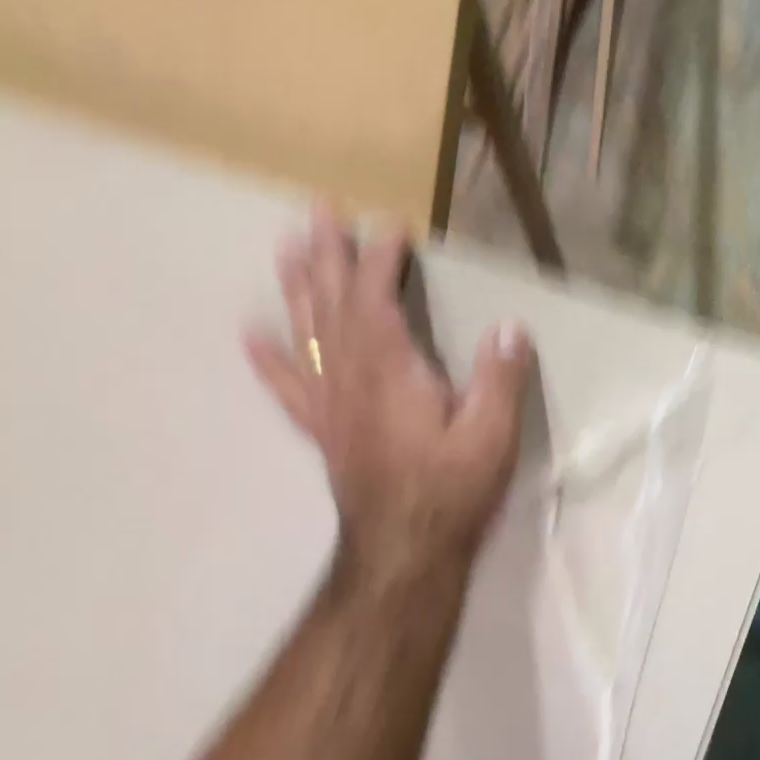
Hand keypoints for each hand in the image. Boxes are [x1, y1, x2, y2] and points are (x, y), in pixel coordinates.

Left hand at [244, 205, 535, 568]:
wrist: (404, 551)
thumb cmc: (452, 493)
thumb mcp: (493, 437)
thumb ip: (500, 380)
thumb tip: (509, 328)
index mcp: (391, 372)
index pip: (377, 299)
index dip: (380, 259)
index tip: (389, 225)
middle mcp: (351, 378)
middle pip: (332, 304)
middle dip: (327, 254)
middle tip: (316, 209)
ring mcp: (331, 404)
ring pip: (307, 333)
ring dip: (297, 287)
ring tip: (287, 247)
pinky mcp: (325, 430)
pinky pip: (290, 386)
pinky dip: (268, 358)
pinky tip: (250, 335)